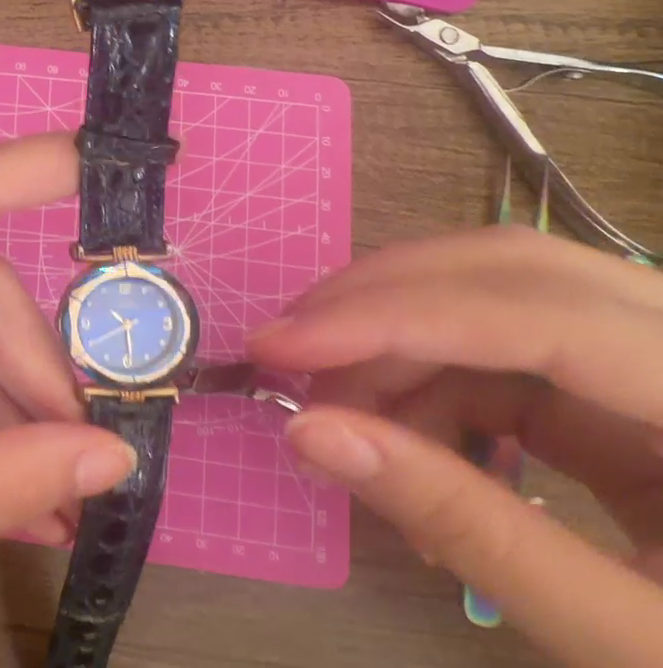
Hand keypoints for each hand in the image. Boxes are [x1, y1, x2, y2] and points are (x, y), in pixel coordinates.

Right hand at [249, 226, 662, 667]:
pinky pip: (505, 349)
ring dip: (393, 345)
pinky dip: (425, 384)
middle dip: (379, 303)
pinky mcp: (635, 389)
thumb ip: (471, 529)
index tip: (275, 347)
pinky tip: (396, 438)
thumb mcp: (628, 637)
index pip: (545, 318)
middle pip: (520, 271)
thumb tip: (310, 434)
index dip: (395, 319)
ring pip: (501, 297)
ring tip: (337, 417)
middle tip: (283, 352)